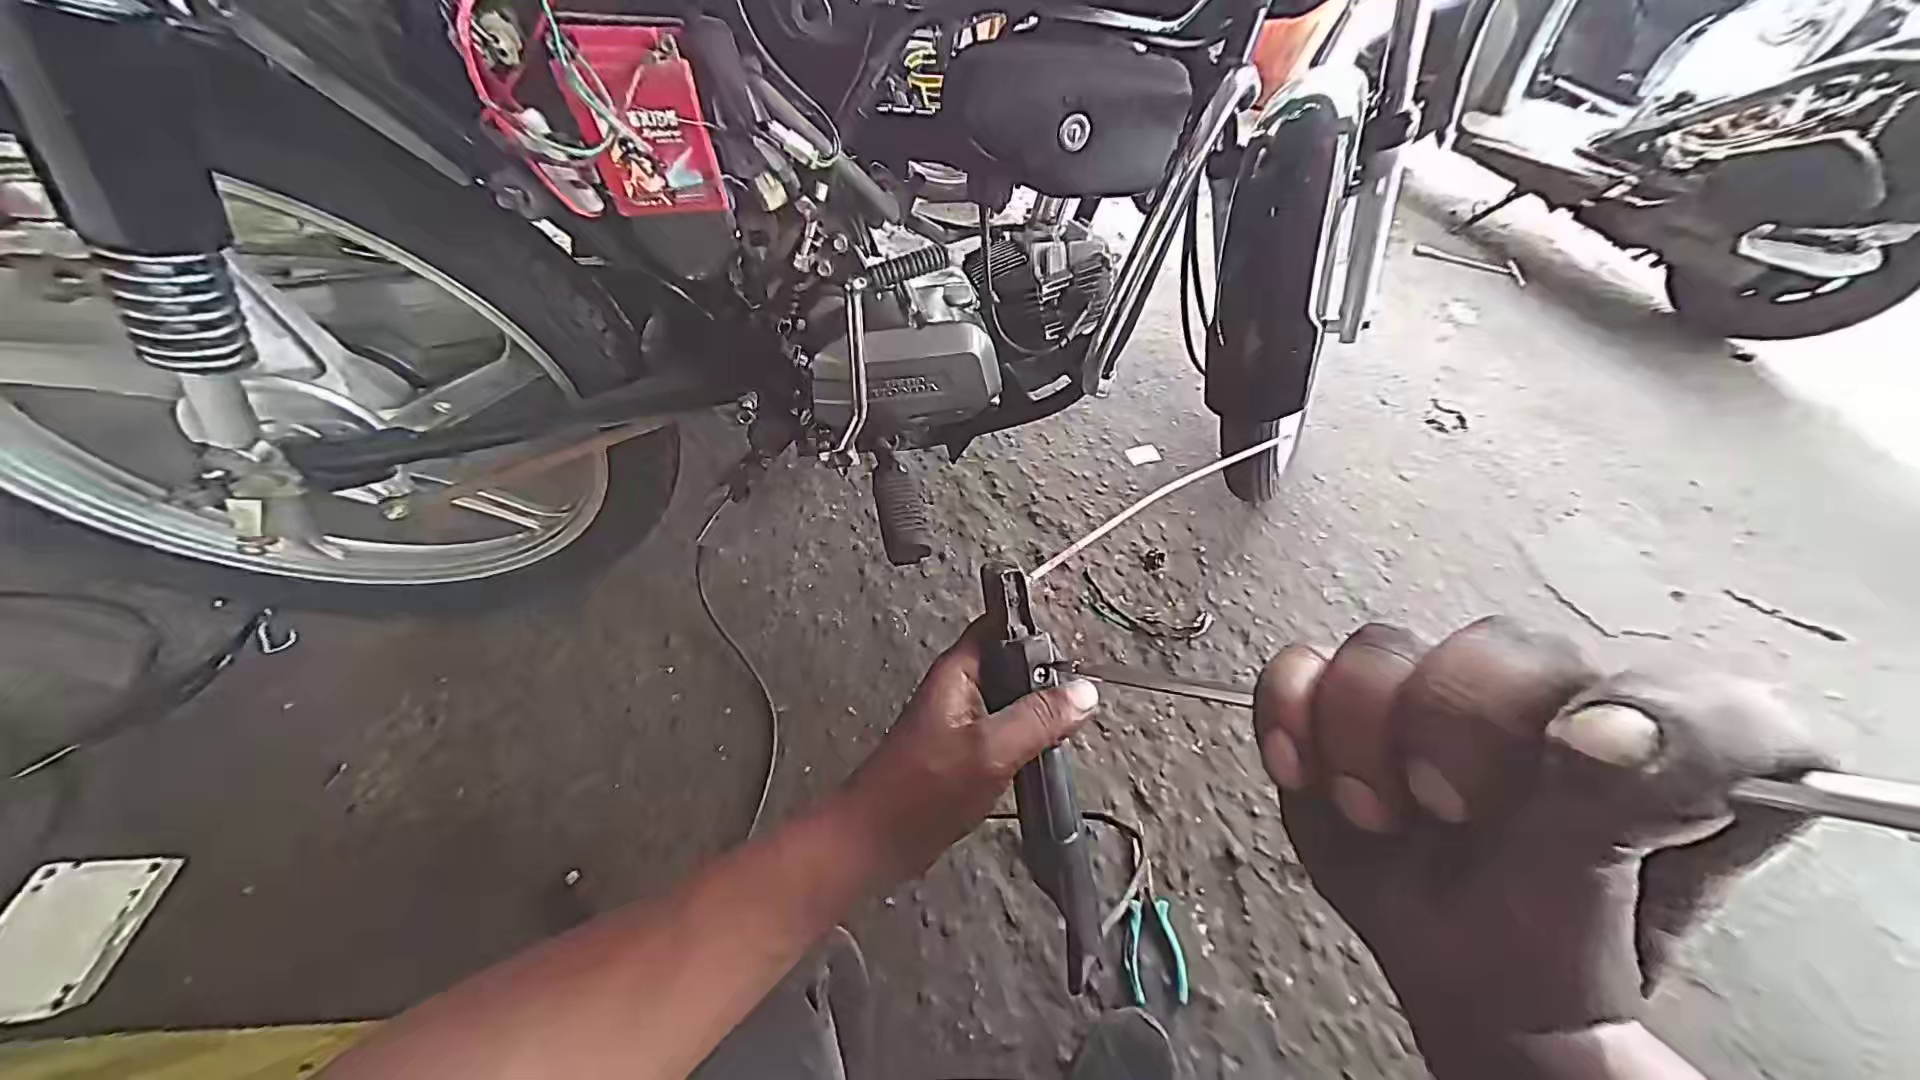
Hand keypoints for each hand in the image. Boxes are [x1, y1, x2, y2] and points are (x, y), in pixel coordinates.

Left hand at [840, 619, 1099, 878]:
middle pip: (1011, 663)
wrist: (879, 841)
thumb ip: (1038, 718)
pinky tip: (1043, 752)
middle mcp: (959, 687)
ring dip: (1038, 710)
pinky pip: (1006, 729)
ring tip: (1066, 725)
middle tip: (1076, 697)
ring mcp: (963, 719)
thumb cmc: (922, 790)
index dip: (1034, 631)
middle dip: (1044, 676)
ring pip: (1011, 699)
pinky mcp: (966, 748)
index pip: (999, 626)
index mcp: (958, 671)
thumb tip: (1084, 692)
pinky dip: (1027, 736)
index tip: (1070, 651)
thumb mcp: (990, 749)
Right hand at [1252, 619, 1829, 1057]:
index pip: (1681, 691)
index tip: (1580, 761)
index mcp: (1655, 745)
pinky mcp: (1343, 695)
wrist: (1447, 951)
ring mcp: (1430, 688)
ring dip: (1356, 735)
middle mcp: (1541, 696)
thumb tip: (1604, 731)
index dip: (1640, 716)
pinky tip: (1299, 767)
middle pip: (1490, 649)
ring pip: (1377, 649)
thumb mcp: (1589, 900)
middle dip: (1447, 727)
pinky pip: (1297, 666)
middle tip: (1440, 807)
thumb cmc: (1534, 942)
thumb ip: (1609, 810)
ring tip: (1372, 810)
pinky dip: (1285, 710)